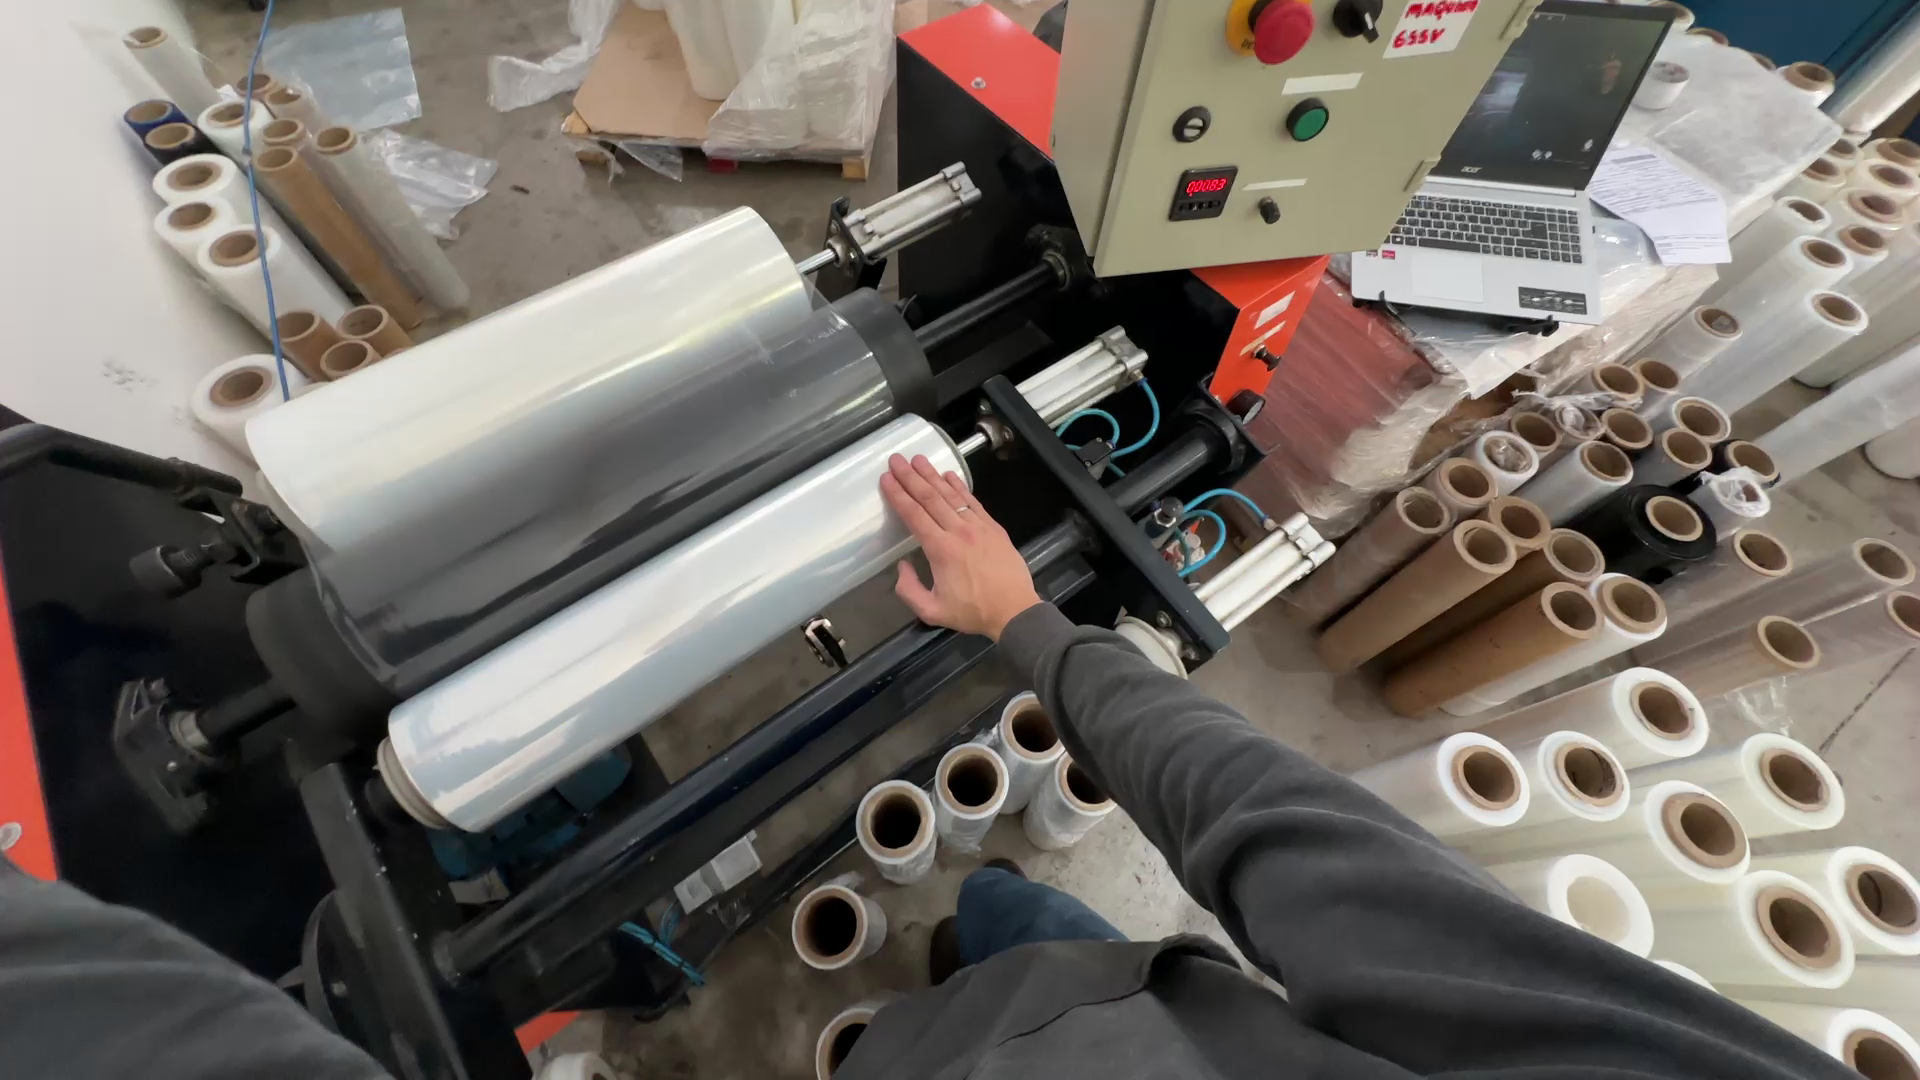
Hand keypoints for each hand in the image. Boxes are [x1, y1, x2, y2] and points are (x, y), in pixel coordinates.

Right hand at [880, 453, 1039, 640]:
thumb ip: (909, 590)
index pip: (914, 515)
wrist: (1015, 610)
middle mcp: (958, 532)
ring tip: (919, 460)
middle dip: (911, 477)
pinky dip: (959, 486)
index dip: (898, 495)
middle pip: (930, 498)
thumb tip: (902, 566)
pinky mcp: (993, 527)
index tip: (887, 478)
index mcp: (941, 550)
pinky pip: (972, 502)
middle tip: (897, 459)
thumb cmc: (973, 612)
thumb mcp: (932, 611)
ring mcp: (978, 527)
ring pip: (951, 495)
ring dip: (933, 476)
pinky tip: (948, 475)